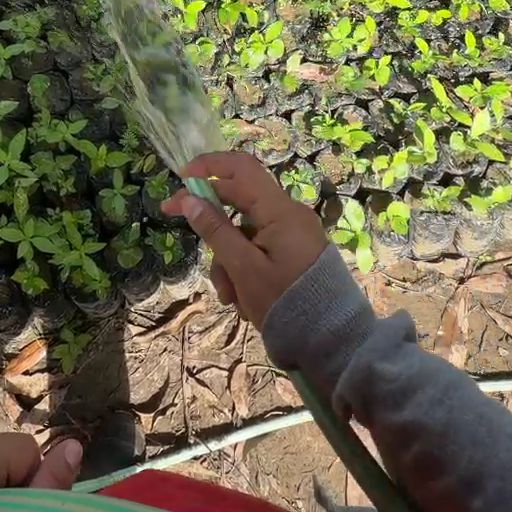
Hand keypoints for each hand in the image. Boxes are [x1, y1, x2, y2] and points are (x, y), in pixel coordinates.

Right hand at [159, 150, 328, 326]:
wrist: (334, 345)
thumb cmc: (286, 302)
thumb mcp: (243, 268)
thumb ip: (215, 230)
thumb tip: (190, 200)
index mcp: (280, 211)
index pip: (240, 168)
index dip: (209, 166)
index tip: (181, 179)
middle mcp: (289, 215)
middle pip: (239, 200)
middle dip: (211, 221)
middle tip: (177, 223)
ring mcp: (293, 235)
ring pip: (245, 231)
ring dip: (228, 258)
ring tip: (228, 296)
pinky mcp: (295, 254)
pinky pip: (260, 249)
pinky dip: (244, 269)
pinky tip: (242, 300)